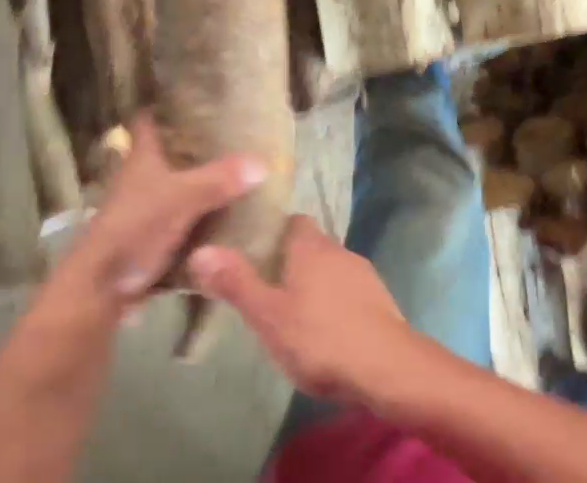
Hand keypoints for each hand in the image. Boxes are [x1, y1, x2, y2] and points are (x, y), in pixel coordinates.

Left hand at [67, 116, 265, 310]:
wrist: (101, 289)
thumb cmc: (135, 229)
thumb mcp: (182, 198)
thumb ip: (220, 179)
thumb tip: (262, 161)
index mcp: (141, 158)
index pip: (148, 120)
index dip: (167, 105)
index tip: (197, 96)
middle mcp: (139, 178)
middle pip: (166, 152)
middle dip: (195, 144)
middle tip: (234, 135)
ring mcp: (143, 210)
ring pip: (175, 186)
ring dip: (200, 181)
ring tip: (240, 172)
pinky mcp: (150, 239)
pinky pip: (181, 218)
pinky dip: (201, 215)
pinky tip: (229, 215)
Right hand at [188, 215, 428, 404]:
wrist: (386, 365)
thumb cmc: (319, 337)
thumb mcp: (268, 315)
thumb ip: (236, 282)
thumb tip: (201, 250)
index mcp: (311, 247)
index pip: (292, 221)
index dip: (272, 232)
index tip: (250, 250)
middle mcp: (340, 250)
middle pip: (310, 245)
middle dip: (288, 261)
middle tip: (262, 286)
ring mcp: (363, 274)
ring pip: (330, 268)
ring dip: (312, 282)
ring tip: (288, 309)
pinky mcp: (378, 299)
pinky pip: (347, 290)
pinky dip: (332, 301)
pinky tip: (321, 327)